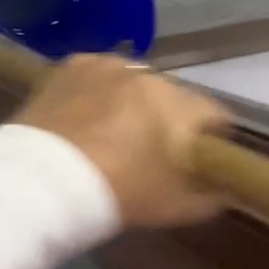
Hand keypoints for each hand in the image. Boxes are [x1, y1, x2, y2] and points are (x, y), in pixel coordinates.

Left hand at [13, 53, 231, 228]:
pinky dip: (98, 88)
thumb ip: (214, 191)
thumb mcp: (185, 205)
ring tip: (120, 126)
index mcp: (175, 101)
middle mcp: (138, 73)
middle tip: (159, 143)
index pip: (215, 113)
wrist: (46, 172)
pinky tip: (90, 111)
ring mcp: (97, 64)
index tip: (207, 156)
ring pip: (131, 79)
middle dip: (171, 114)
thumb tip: (222, 183)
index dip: (215, 136)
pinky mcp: (63, 66)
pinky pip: (94, 74)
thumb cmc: (123, 189)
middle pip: (170, 93)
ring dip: (133, 97)